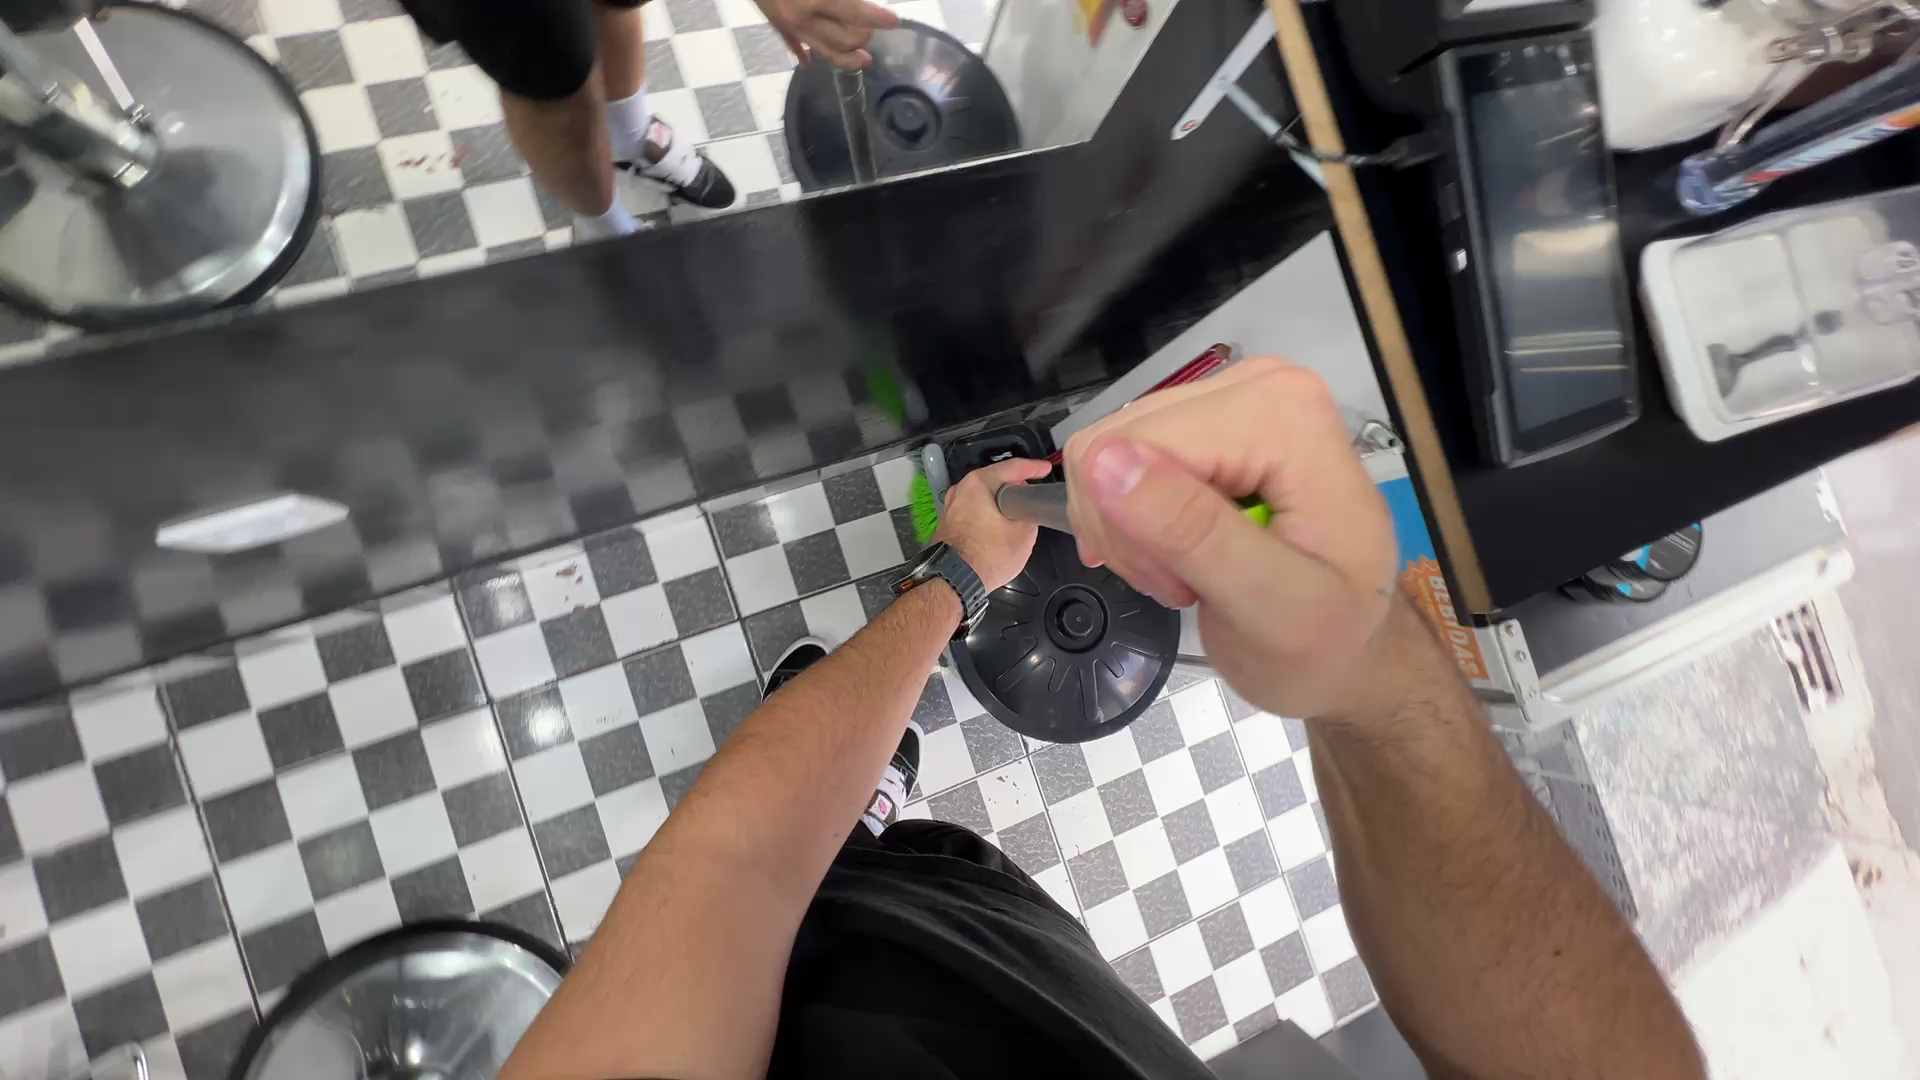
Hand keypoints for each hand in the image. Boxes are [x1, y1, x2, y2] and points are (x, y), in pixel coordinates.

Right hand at [755, 0, 898, 68]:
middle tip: (875, 26)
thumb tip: (857, 2)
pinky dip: (810, 54)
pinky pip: (798, 46)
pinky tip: (812, 61)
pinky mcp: (778, 25)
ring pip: (827, 53)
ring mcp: (789, 25)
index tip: (894, 20)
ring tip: (863, 57)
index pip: (855, 13)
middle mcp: (801, 18)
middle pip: (846, 40)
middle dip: (865, 34)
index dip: (877, 17)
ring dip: (848, 56)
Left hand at [932, 457, 1053, 591]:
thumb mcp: (1024, 534)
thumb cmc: (990, 554)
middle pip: (994, 479)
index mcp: (978, 483)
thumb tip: (1025, 511)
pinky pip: (973, 509)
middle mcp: (960, 489)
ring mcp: (950, 505)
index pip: (1012, 467)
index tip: (1046, 468)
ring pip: (982, 495)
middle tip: (1032, 491)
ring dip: (999, 500)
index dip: (1034, 467)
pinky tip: (999, 521)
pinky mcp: (947, 522)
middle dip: (1014, 484)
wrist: (954, 581)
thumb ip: (1029, 513)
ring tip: (1017, 508)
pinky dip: (987, 511)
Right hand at [1061, 358, 1400, 719]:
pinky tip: (1166, 552)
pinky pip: (1111, 460)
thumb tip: (1103, 462)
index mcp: (1286, 413)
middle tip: (1182, 582)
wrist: (1344, 652)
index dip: (1137, 524)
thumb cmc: (1322, 644)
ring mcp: (1223, 402)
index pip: (1145, 443)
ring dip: (1125, 530)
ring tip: (1183, 572)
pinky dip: (1123, 519)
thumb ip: (1193, 532)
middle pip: (1115, 442)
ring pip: (1102, 452)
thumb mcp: (1270, 605)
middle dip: (1128, 529)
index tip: (1182, 584)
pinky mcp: (1197, 424)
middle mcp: (1255, 386)